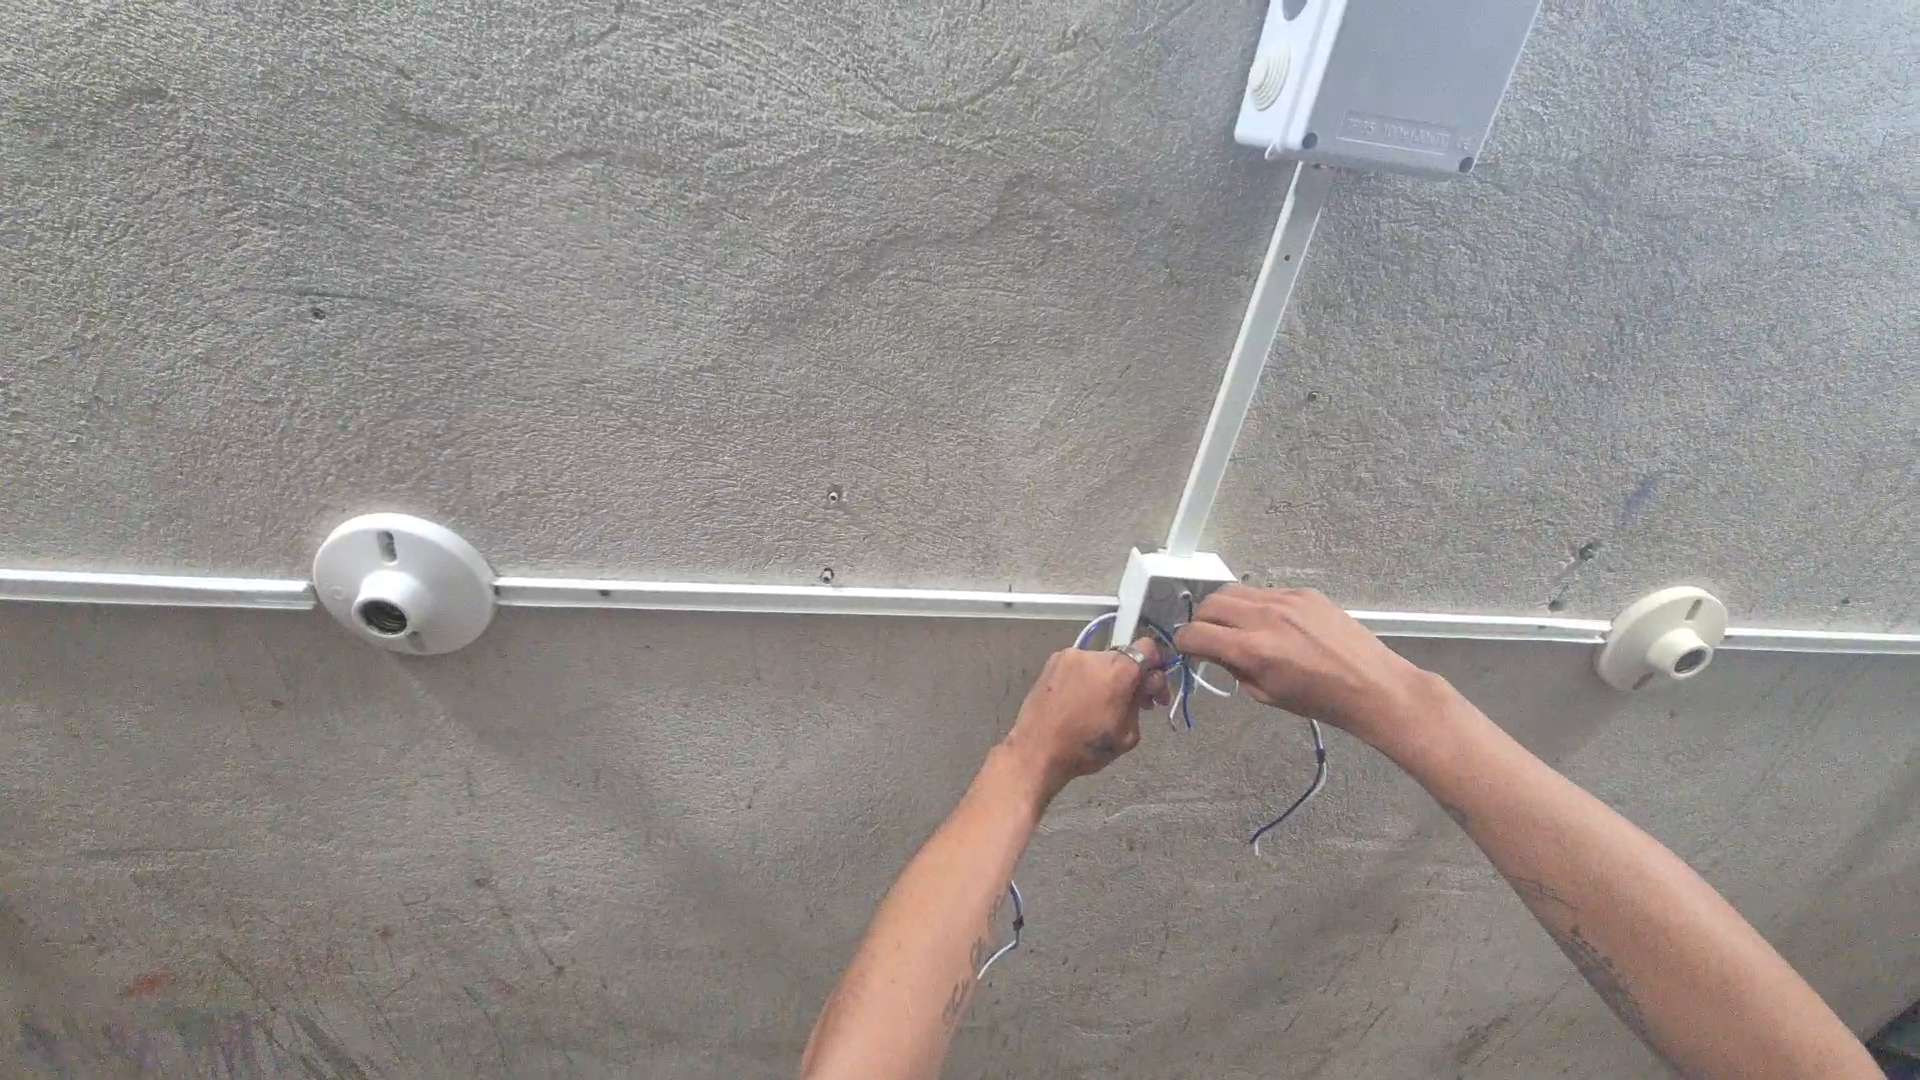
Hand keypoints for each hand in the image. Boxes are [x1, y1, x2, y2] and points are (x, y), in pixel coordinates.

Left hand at [999, 639, 1168, 801]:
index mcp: (1118, 671)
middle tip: (1134, 701)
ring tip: (1102, 703)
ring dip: (1108, 678)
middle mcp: (1094, 655)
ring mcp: (1070, 655)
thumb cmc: (1086, 748)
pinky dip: (1087, 677)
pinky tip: (1081, 699)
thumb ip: (1140, 701)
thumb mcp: (1129, 733)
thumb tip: (1143, 687)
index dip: (1155, 666)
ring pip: (1101, 661)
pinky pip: (1080, 665)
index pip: (1147, 648)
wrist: (1037, 751)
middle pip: (1124, 656)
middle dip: (1132, 676)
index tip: (1152, 688)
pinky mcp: (1052, 662)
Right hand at [1173, 585, 1432, 745]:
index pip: (1195, 634)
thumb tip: (1212, 651)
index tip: (1187, 650)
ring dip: (1224, 608)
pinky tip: (1270, 622)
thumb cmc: (1319, 700)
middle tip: (1209, 637)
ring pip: (1233, 590)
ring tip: (1235, 625)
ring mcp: (1285, 600)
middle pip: (1209, 605)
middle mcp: (1264, 618)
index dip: (1183, 643)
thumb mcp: (1265, 694)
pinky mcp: (1304, 592)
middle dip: (1201, 622)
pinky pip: (1264, 591)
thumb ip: (1232, 667)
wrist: (1373, 686)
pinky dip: (1255, 605)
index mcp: (1253, 650)